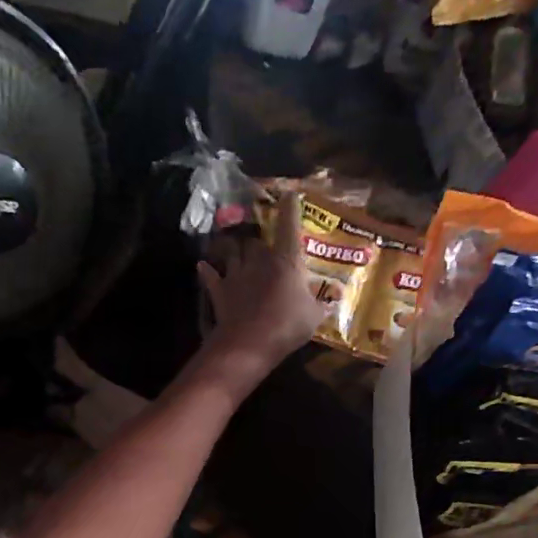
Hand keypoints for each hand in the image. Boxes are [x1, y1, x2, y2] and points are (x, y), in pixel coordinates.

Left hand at [195, 192, 324, 370]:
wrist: (249, 344)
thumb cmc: (287, 326)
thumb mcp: (313, 317)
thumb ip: (322, 305)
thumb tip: (333, 300)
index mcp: (286, 261)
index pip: (289, 225)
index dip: (290, 208)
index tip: (289, 194)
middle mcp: (259, 260)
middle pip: (256, 241)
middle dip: (259, 241)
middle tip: (263, 246)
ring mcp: (236, 274)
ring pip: (233, 252)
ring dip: (235, 251)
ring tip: (236, 250)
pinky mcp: (219, 291)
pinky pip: (211, 276)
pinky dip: (207, 271)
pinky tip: (203, 266)